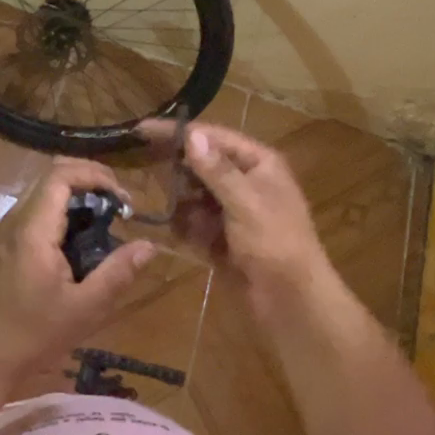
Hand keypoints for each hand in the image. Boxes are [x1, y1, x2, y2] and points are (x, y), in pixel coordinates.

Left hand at [0, 158, 157, 382]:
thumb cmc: (33, 336)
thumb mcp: (85, 309)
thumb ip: (118, 273)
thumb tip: (149, 246)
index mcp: (33, 228)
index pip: (61, 174)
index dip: (96, 174)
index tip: (123, 199)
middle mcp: (16, 220)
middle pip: (52, 176)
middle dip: (89, 181)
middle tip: (119, 206)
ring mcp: (6, 232)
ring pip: (43, 193)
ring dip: (76, 197)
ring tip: (105, 222)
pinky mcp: (5, 245)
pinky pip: (35, 211)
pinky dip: (61, 212)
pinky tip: (79, 242)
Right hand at [141, 121, 329, 300]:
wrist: (292, 303)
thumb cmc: (275, 244)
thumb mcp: (246, 202)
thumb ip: (216, 170)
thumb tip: (191, 134)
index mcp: (258, 164)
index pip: (214, 137)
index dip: (179, 133)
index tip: (141, 130)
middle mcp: (246, 181)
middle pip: (201, 166)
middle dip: (179, 174)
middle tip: (150, 178)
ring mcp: (233, 211)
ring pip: (194, 195)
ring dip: (182, 205)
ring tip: (177, 215)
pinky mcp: (223, 238)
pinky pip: (195, 223)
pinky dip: (187, 228)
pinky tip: (186, 237)